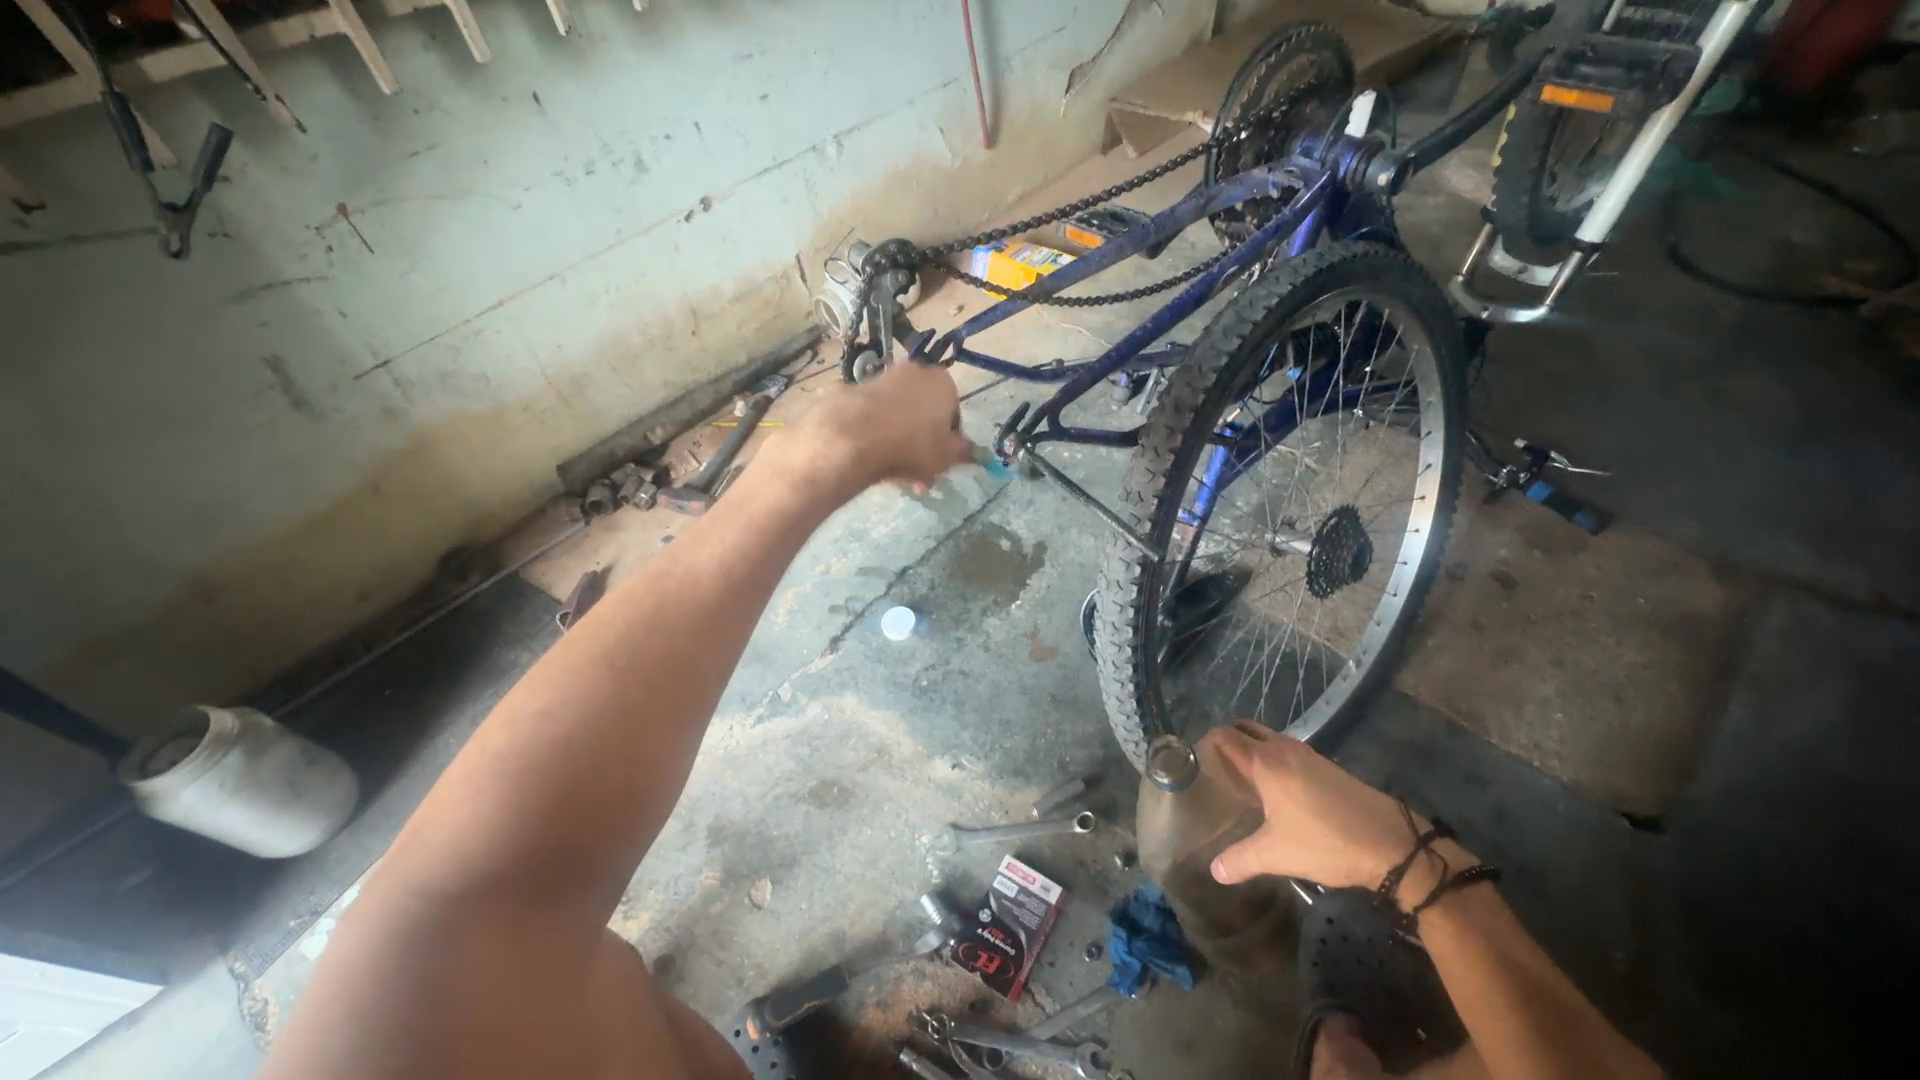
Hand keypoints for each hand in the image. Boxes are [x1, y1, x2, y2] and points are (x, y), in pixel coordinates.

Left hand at [775, 361, 976, 495]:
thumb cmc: (912, 445)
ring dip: (899, 443)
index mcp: (942, 382)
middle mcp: (913, 372)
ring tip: (894, 476)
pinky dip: (874, 434)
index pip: (953, 414)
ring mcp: (880, 379)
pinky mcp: (852, 391)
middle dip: (922, 446)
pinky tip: (870, 458)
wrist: (854, 438)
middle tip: (919, 477)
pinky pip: (872, 417)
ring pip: (897, 416)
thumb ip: (963, 451)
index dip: (948, 442)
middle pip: (923, 414)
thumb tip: (972, 450)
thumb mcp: (947, 456)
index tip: (940, 463)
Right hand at [1206, 723, 1465, 907]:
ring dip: (1253, 752)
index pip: (1225, 736)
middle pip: (1247, 730)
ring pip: (1270, 741)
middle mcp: (1284, 749)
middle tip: (1213, 770)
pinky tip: (1273, 794)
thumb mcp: (1276, 855)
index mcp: (1266, 762)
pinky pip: (1288, 754)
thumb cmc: (1326, 841)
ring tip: (1238, 783)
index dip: (1206, 744)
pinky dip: (1273, 763)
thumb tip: (1213, 870)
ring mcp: (1308, 756)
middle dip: (1228, 742)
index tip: (1192, 763)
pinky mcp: (1327, 769)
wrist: (1392, 844)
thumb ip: (1239, 860)